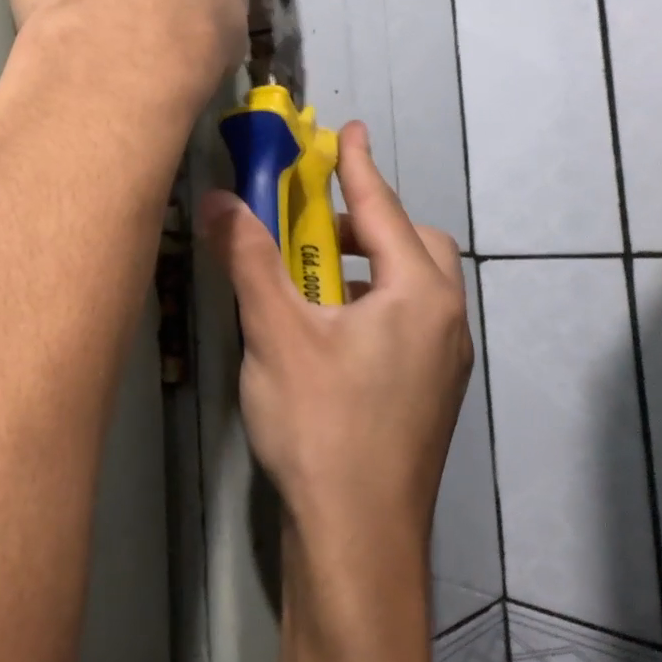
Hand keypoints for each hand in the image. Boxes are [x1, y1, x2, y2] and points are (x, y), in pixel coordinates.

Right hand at [202, 122, 471, 548]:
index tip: (346, 130)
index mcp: (416, 296)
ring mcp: (442, 363)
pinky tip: (326, 333)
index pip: (383, 211)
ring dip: (365, 265)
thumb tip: (219, 199)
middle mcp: (443, 322)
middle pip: (413, 245)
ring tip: (309, 280)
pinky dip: (371, 301)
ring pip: (412, 287)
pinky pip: (407, 321)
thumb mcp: (275, 333)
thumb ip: (248, 260)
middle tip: (311, 223)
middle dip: (365, 221)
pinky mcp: (428, 394)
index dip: (358, 167)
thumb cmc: (320, 423)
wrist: (358, 532)